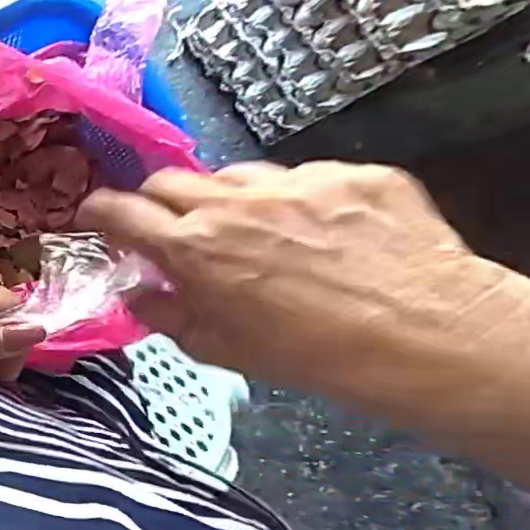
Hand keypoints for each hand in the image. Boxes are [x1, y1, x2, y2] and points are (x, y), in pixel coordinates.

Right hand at [77, 162, 529, 405]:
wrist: (433, 341)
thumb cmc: (306, 355)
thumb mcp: (213, 346)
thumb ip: (160, 310)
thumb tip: (136, 289)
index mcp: (193, 247)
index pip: (120, 210)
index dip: (98, 210)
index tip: (95, 217)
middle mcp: (235, 204)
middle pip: (167, 180)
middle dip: (156, 203)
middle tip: (172, 229)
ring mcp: (298, 183)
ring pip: (232, 174)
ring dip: (223, 199)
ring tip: (252, 230)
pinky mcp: (355, 175)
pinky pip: (301, 177)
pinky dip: (291, 200)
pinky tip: (318, 232)